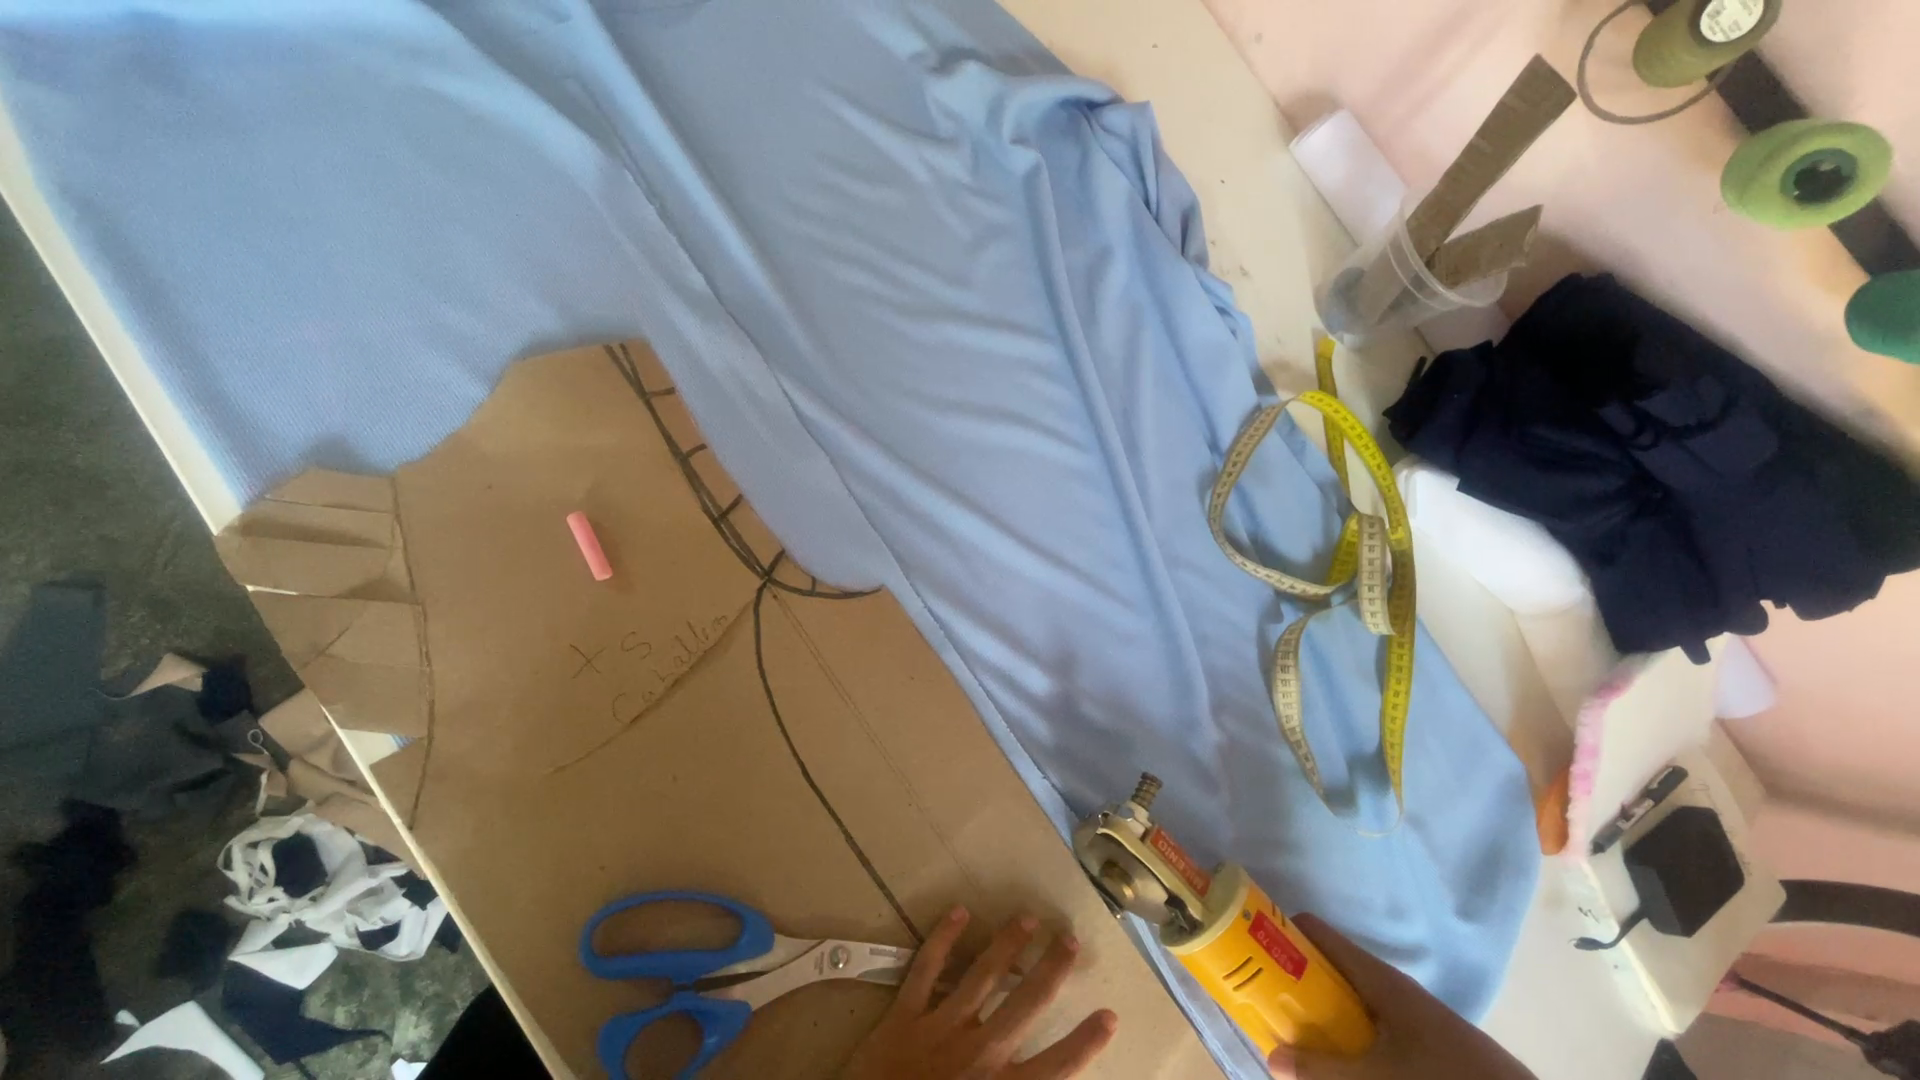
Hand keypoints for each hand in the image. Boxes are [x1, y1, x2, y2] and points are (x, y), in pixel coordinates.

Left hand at [842, 907, 1117, 1079]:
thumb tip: (1043, 1076)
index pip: (1056, 1066)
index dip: (1085, 1042)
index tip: (1108, 1015)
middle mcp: (979, 1054)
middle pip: (1026, 1004)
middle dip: (1052, 969)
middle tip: (1070, 939)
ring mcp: (941, 1029)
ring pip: (982, 977)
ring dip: (1007, 945)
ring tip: (1026, 918)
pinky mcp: (903, 1016)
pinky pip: (926, 970)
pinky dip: (942, 938)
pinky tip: (958, 911)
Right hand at [1268, 915, 1536, 1079]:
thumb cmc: (1444, 1079)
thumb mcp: (1378, 1079)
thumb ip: (1323, 1070)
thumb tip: (1271, 1058)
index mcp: (1377, 978)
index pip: (1318, 933)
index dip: (1281, 934)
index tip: (1249, 950)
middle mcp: (1389, 987)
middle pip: (1328, 967)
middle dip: (1293, 981)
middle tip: (1261, 1000)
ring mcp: (1407, 1014)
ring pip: (1348, 999)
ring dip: (1317, 1012)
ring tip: (1289, 1034)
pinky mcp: (1421, 1041)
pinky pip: (1368, 1025)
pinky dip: (1345, 1035)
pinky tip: (1338, 1063)